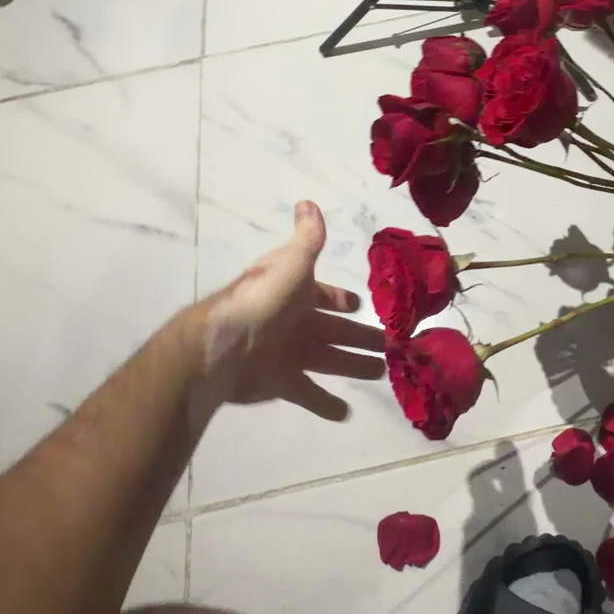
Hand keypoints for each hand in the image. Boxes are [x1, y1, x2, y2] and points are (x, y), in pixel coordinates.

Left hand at [187, 201, 386, 419]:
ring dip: (353, 366)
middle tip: (387, 347)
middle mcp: (295, 322)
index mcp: (297, 292)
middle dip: (360, 338)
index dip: (343, 301)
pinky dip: (326, 404)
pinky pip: (309, 394)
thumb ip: (307, 237)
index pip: (326, 296)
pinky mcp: (282, 383)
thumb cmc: (264, 299)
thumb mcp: (292, 261)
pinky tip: (345, 412)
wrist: (225, 346)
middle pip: (335, 331)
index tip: (361, 307)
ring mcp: (289, 354)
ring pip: (330, 361)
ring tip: (380, 374)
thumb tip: (307, 201)